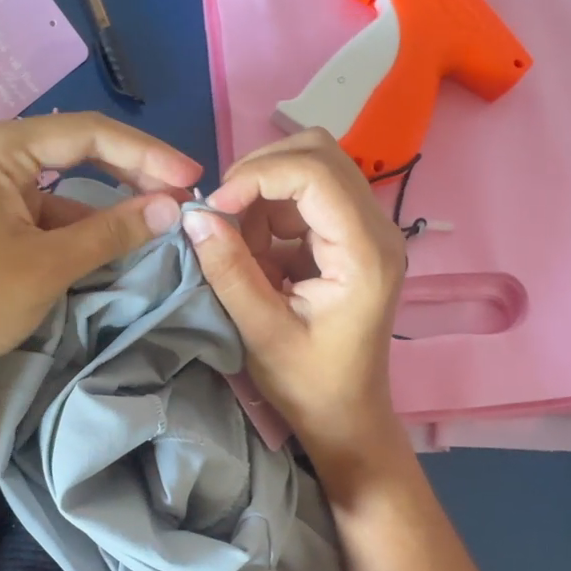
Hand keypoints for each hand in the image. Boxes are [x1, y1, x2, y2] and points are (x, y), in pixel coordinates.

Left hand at [0, 113, 200, 390]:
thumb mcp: (51, 265)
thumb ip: (114, 230)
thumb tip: (175, 207)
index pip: (88, 133)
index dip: (147, 153)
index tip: (192, 175)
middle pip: (79, 146)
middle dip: (133, 169)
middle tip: (184, 191)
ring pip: (67, 177)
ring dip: (113, 195)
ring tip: (163, 212)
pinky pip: (50, 202)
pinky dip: (85, 217)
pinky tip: (121, 232)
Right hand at [184, 128, 406, 456]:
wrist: (346, 416)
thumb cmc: (309, 385)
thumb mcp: (261, 332)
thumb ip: (230, 271)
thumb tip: (194, 217)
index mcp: (365, 252)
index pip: (315, 173)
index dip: (256, 177)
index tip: (212, 210)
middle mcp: (376, 228)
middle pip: (318, 154)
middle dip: (258, 172)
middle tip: (219, 212)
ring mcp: (364, 230)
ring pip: (310, 170)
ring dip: (261, 193)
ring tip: (235, 242)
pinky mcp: (347, 238)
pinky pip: (305, 198)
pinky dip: (268, 212)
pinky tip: (252, 251)